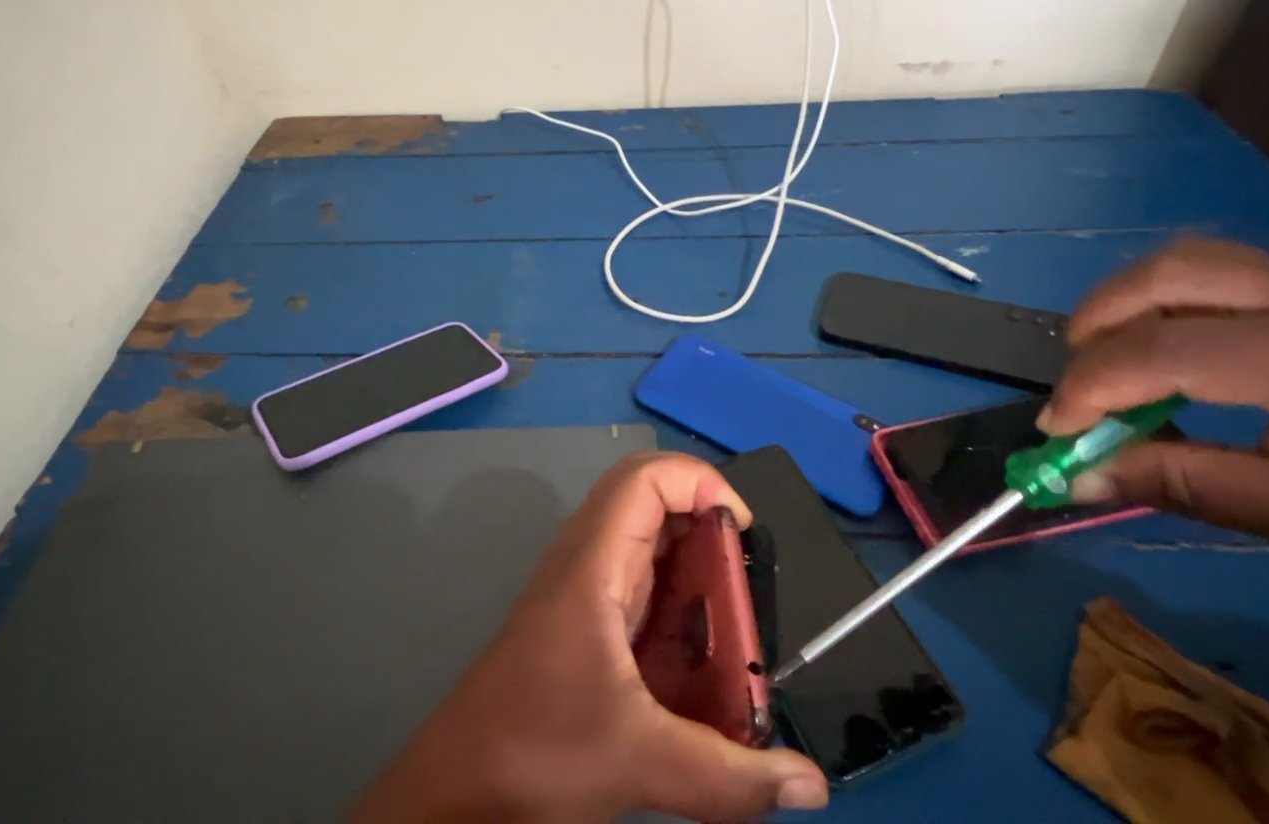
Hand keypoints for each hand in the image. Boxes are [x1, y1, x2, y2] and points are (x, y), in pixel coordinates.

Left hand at [350, 452, 827, 822]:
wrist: (455, 790)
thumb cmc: (535, 751)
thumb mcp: (640, 762)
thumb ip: (730, 776)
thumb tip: (813, 785)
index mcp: (592, 567)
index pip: (644, 478)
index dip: (700, 481)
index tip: (744, 533)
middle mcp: (587, 567)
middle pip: (651, 508)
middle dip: (710, 537)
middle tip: (749, 593)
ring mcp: (584, 598)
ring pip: (649, 555)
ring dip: (698, 580)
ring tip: (737, 633)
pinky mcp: (585, 631)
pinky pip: (643, 597)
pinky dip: (681, 616)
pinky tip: (705, 671)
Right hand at [1041, 239, 1268, 600]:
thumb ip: (1184, 485)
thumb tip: (1079, 479)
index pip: (1163, 350)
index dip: (1089, 389)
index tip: (1056, 436)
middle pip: (1171, 273)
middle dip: (1097, 325)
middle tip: (1075, 389)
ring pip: (1193, 261)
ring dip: (1129, 305)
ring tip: (1109, 365)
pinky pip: (1224, 278)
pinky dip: (1168, 307)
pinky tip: (1170, 359)